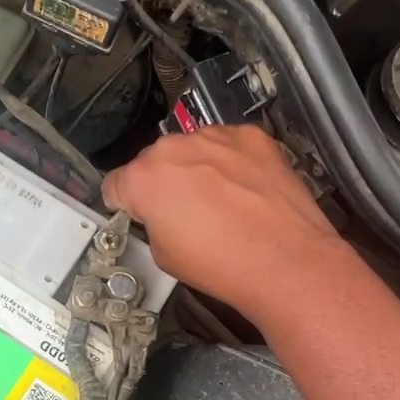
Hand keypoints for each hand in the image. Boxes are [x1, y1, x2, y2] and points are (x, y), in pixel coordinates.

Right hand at [103, 125, 348, 323]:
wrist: (284, 260)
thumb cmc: (223, 263)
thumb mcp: (164, 256)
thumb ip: (152, 223)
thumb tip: (159, 217)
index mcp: (143, 179)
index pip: (116, 183)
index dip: (125, 203)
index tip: (136, 212)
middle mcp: (175, 148)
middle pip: (155, 162)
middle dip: (164, 184)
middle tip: (182, 215)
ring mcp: (215, 137)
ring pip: (193, 150)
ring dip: (197, 170)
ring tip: (219, 205)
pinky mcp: (251, 137)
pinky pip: (228, 145)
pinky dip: (230, 163)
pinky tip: (242, 192)